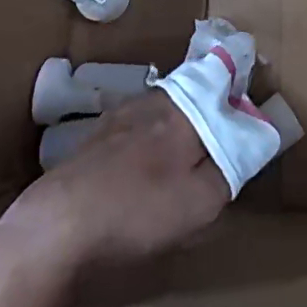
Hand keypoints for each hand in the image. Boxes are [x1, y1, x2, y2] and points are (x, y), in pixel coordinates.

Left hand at [3, 91, 227, 269]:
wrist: (58, 224)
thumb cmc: (138, 210)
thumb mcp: (201, 202)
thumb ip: (229, 168)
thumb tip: (248, 140)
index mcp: (183, 111)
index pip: (218, 82)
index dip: (235, 91)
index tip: (248, 106)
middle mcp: (150, 103)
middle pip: (189, 97)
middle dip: (206, 111)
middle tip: (218, 139)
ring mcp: (117, 118)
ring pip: (159, 113)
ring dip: (174, 128)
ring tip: (182, 157)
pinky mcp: (93, 140)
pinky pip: (133, 131)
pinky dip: (146, 144)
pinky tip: (141, 170)